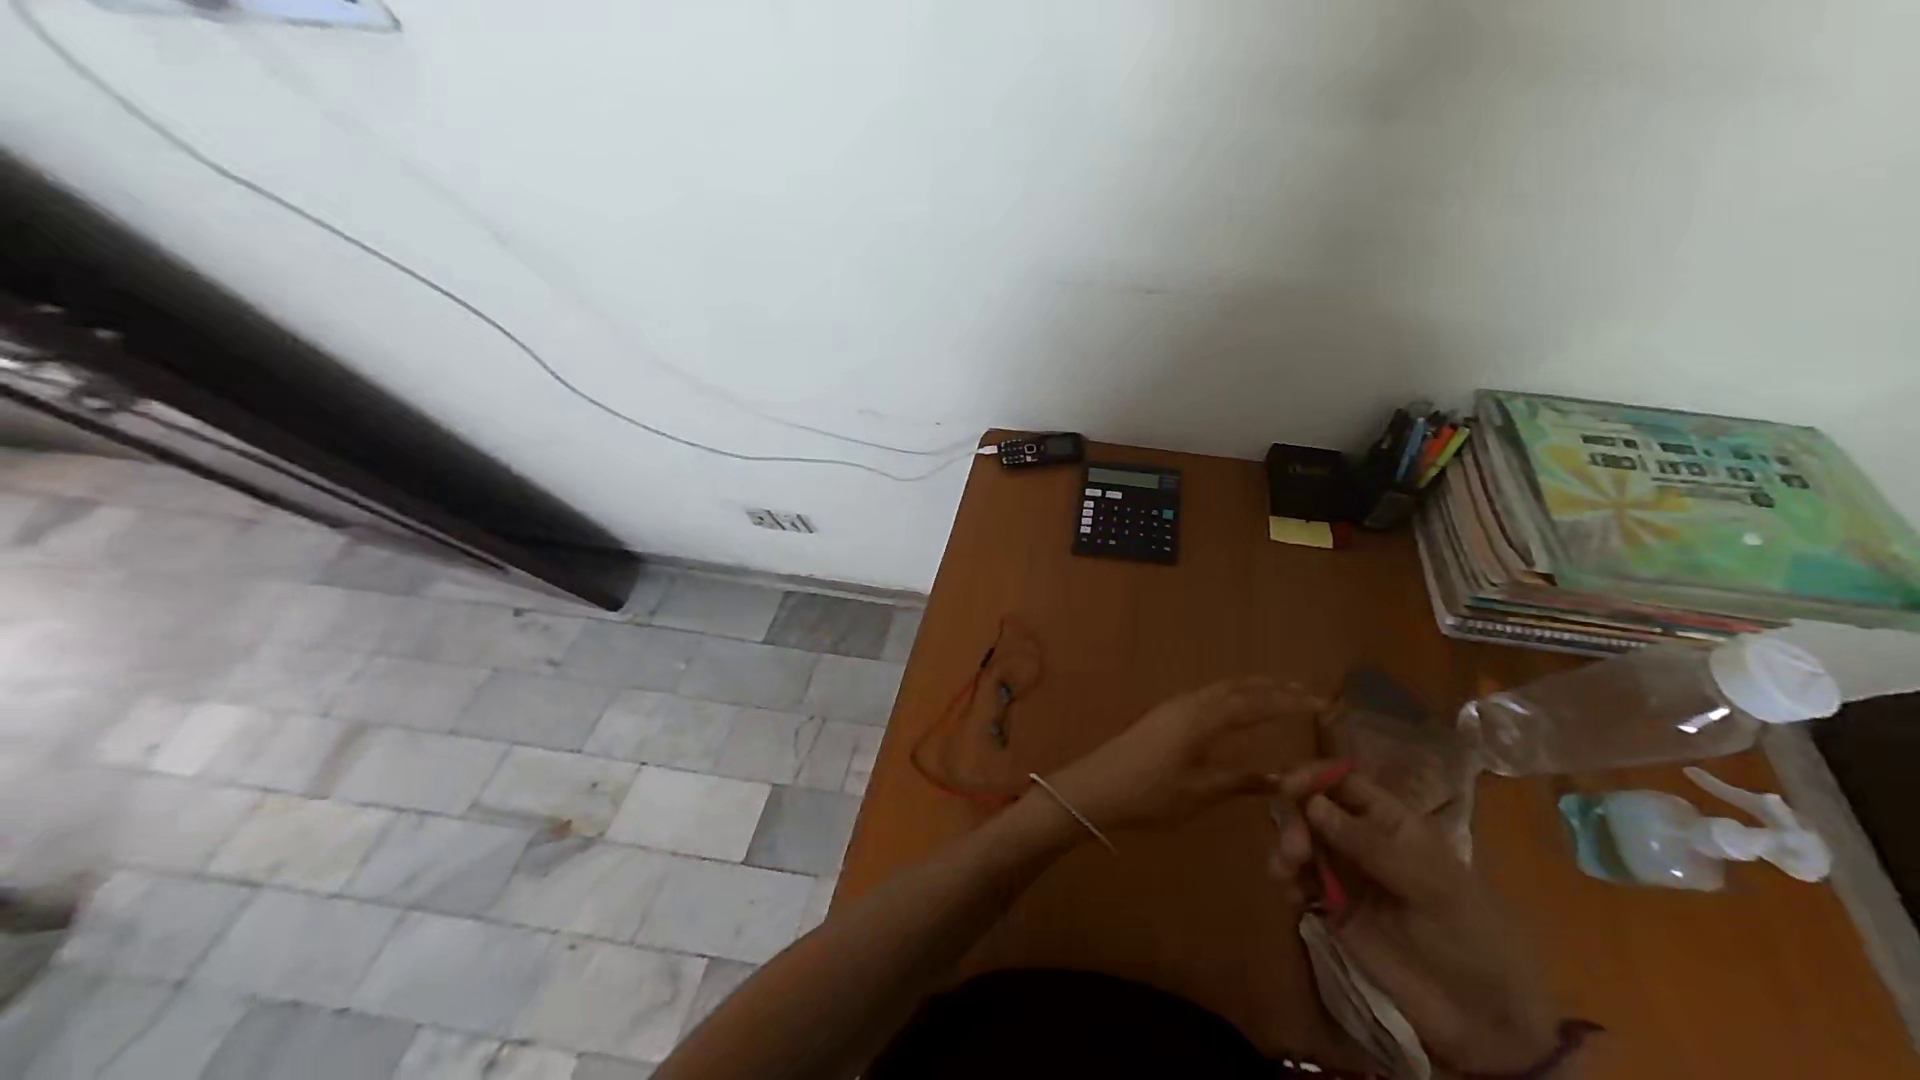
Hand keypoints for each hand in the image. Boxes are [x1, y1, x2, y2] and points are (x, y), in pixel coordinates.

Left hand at [1042, 677, 1322, 832]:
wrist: (1093, 788)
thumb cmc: (1148, 794)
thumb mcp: (1199, 792)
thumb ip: (1241, 781)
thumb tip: (1285, 776)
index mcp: (1202, 719)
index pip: (1254, 704)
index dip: (1289, 703)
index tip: (1322, 703)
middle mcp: (1189, 704)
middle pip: (1237, 688)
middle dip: (1273, 689)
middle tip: (1307, 692)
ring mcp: (1172, 707)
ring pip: (1220, 689)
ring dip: (1251, 689)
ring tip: (1278, 693)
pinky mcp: (1161, 716)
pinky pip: (1206, 696)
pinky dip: (1230, 696)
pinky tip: (1234, 709)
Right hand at [1273, 762, 1560, 1074]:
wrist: (1482, 1019)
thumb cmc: (1470, 938)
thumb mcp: (1430, 887)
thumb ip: (1368, 844)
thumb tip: (1311, 804)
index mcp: (1395, 825)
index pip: (1345, 782)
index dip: (1313, 776)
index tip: (1284, 786)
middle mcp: (1364, 841)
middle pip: (1313, 810)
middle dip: (1296, 822)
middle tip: (1294, 851)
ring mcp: (1347, 876)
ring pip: (1301, 843)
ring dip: (1286, 850)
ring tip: (1285, 875)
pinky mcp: (1333, 909)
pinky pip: (1298, 881)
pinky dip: (1286, 881)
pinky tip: (1291, 896)